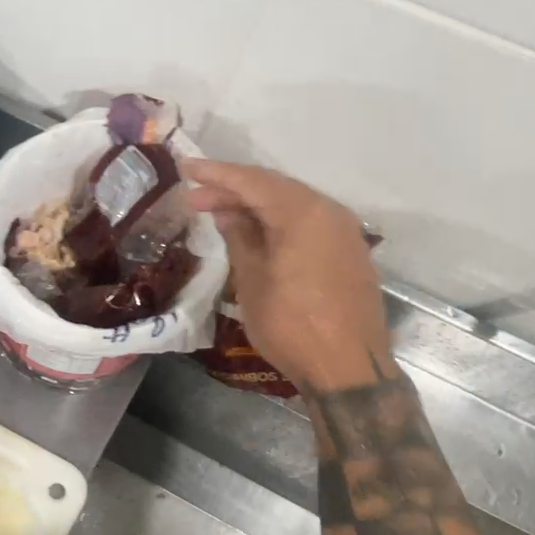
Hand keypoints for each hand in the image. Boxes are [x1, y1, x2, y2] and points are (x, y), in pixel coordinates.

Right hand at [184, 160, 393, 391]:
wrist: (346, 366)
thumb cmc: (291, 325)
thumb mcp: (252, 282)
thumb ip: (240, 238)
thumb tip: (228, 212)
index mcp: (304, 214)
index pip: (253, 182)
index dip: (217, 174)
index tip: (186, 167)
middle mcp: (329, 212)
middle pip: (275, 188)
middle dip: (233, 189)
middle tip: (194, 196)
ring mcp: (344, 231)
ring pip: (292, 204)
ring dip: (255, 205)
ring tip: (219, 212)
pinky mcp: (348, 252)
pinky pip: (307, 222)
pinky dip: (277, 220)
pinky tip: (256, 232)